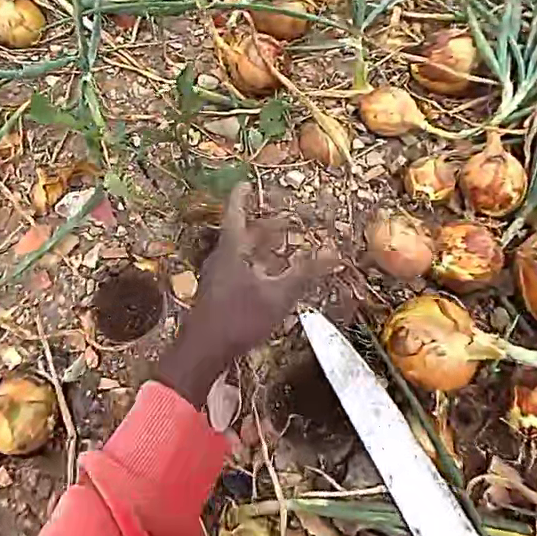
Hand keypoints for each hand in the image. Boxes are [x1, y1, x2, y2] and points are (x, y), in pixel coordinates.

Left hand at [156, 184, 339, 407]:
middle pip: (242, 233)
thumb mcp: (277, 295)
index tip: (247, 182)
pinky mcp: (218, 294)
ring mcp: (217, 277)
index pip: (236, 213)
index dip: (243, 197)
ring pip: (240, 252)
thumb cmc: (238, 318)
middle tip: (284, 217)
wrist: (203, 352)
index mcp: (232, 249)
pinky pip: (238, 268)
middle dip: (263, 224)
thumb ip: (305, 273)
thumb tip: (334, 253)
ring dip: (260, 246)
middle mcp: (221, 258)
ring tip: (282, 244)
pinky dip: (256, 264)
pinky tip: (270, 276)